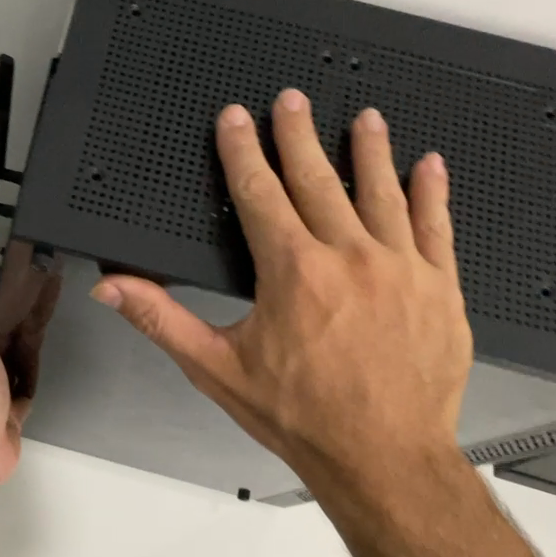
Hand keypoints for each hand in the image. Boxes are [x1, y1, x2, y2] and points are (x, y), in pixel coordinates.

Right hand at [91, 91, 471, 489]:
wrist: (384, 456)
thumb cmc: (302, 416)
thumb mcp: (216, 368)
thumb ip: (161, 319)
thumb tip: (115, 287)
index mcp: (293, 271)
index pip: (260, 194)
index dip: (243, 152)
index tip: (236, 120)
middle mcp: (350, 257)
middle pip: (319, 179)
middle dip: (300, 135)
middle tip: (292, 100)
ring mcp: (402, 269)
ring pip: (382, 192)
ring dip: (369, 151)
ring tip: (363, 119)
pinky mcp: (440, 289)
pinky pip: (437, 226)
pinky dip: (432, 193)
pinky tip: (429, 166)